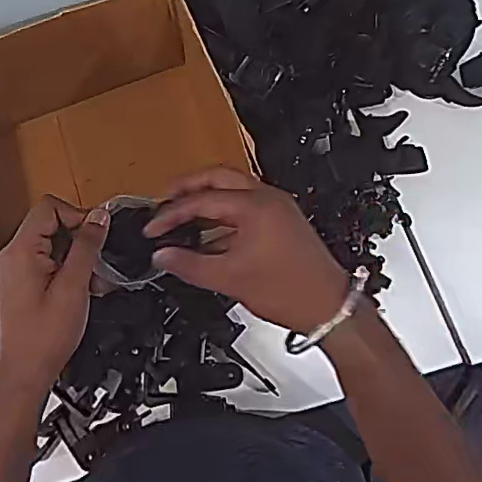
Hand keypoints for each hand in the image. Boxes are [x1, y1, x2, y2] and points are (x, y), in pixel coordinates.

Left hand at [0, 197, 106, 394]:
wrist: (26, 372)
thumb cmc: (44, 337)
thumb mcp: (74, 285)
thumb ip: (87, 246)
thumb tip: (99, 216)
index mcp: (21, 251)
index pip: (50, 208)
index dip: (78, 216)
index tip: (96, 235)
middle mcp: (14, 255)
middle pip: (52, 222)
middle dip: (80, 238)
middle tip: (97, 260)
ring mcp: (17, 268)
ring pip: (54, 241)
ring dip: (78, 255)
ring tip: (91, 279)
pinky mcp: (24, 280)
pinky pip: (50, 258)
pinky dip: (69, 267)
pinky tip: (82, 287)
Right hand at [144, 168, 351, 333]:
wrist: (327, 305)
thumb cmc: (291, 291)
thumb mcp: (229, 279)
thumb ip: (190, 265)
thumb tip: (164, 256)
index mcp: (255, 206)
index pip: (201, 199)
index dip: (172, 213)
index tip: (155, 227)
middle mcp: (268, 198)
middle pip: (218, 177)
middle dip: (187, 187)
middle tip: (164, 202)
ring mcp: (277, 206)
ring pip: (233, 188)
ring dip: (206, 198)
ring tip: (183, 215)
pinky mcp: (281, 218)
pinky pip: (245, 204)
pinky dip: (223, 212)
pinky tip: (209, 233)